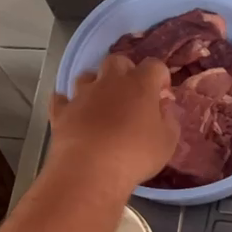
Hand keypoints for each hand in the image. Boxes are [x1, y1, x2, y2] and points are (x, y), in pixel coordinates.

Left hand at [47, 54, 178, 195]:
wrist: (89, 170)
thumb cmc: (135, 155)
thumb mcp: (167, 142)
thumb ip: (169, 119)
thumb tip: (164, 107)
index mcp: (140, 85)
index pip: (154, 66)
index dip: (160, 77)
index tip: (162, 94)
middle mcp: (110, 82)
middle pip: (117, 61)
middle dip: (126, 71)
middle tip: (131, 93)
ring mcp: (83, 95)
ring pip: (87, 76)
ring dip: (95, 84)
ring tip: (101, 102)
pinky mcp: (62, 111)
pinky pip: (61, 99)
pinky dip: (67, 102)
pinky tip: (72, 111)